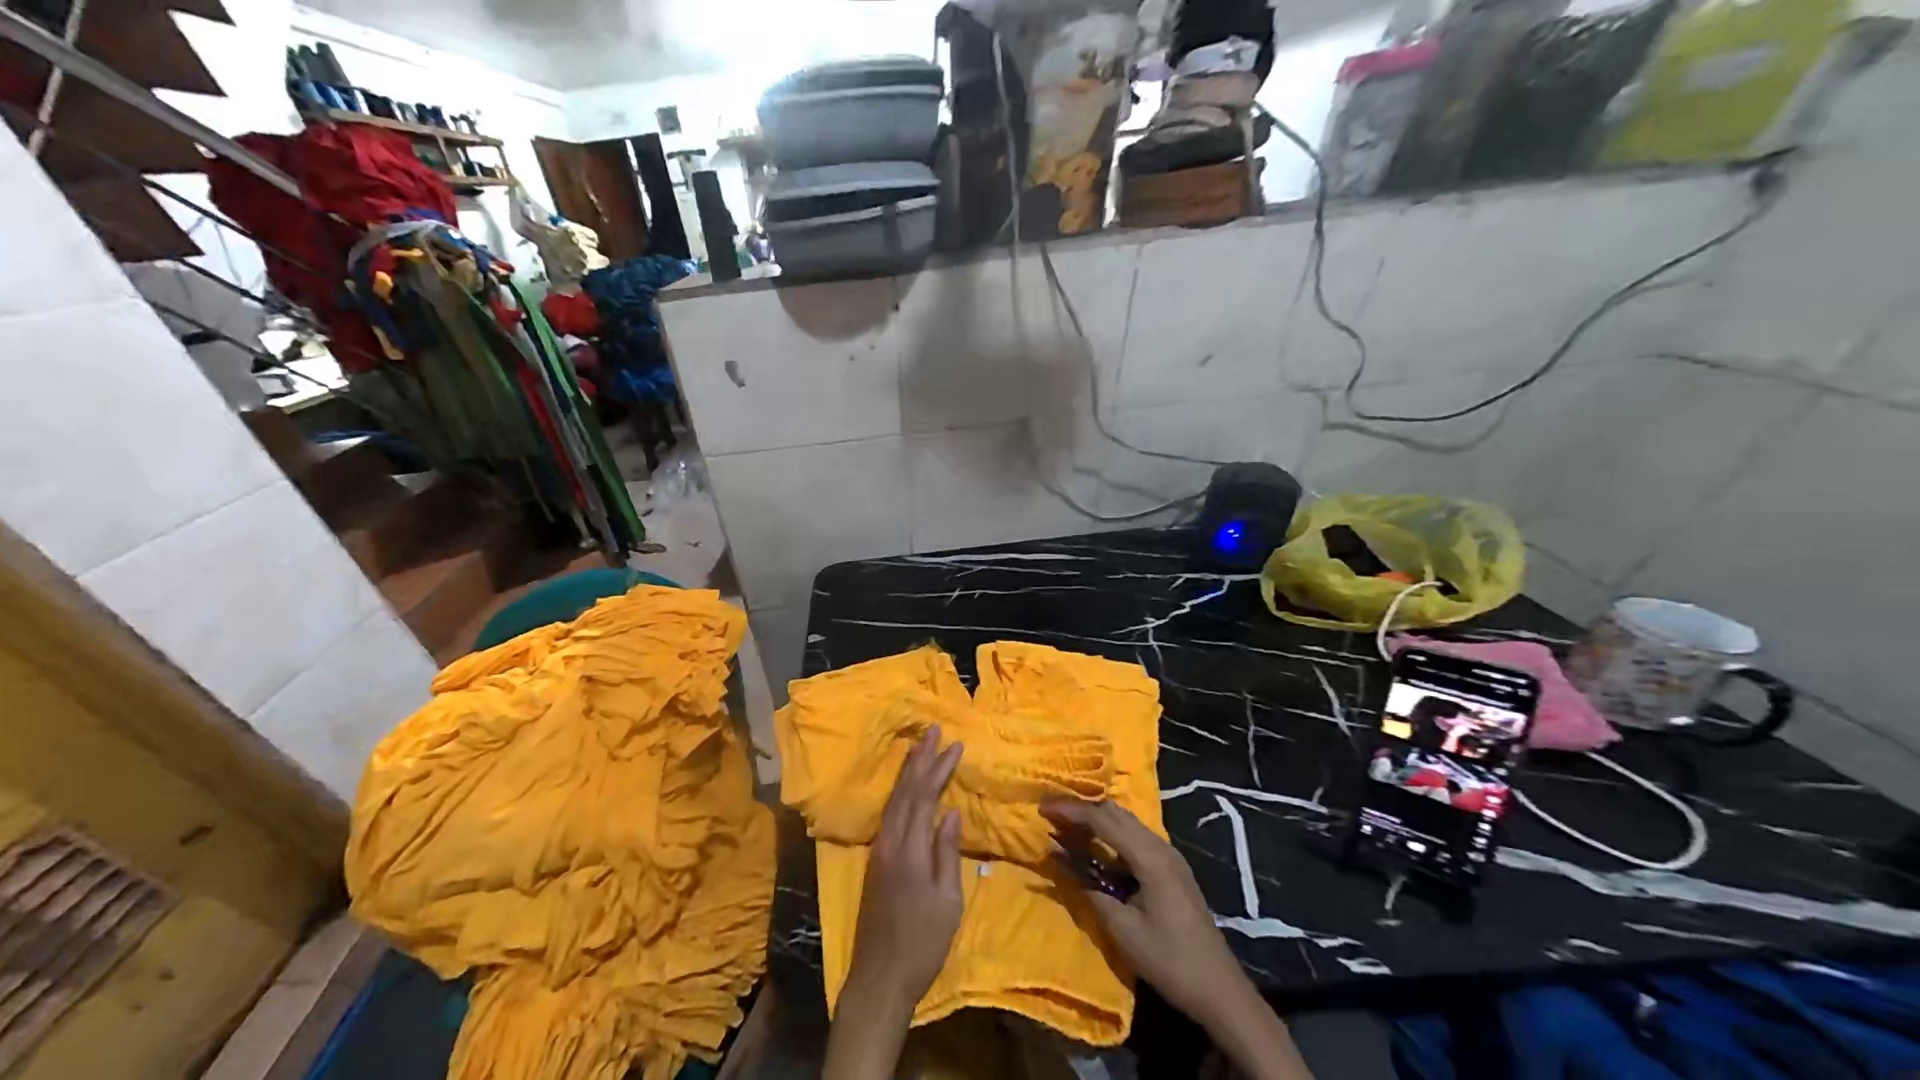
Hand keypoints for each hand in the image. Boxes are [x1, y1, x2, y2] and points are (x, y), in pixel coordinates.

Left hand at [825, 730, 963, 1079]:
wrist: (879, 977)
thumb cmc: (922, 942)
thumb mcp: (946, 901)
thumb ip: (946, 853)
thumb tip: (950, 811)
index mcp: (909, 849)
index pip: (925, 796)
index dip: (939, 768)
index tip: (956, 745)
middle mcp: (889, 842)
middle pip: (905, 791)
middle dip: (920, 758)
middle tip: (933, 730)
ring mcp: (879, 851)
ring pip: (894, 800)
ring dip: (907, 771)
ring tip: (919, 747)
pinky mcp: (875, 861)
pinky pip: (889, 813)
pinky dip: (900, 791)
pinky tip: (906, 787)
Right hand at [1042, 799, 1314, 1079]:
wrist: (1219, 989)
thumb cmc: (1168, 960)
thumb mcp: (1121, 928)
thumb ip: (1089, 888)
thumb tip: (1058, 857)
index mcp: (1150, 857)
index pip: (1103, 819)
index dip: (1071, 810)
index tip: (1042, 807)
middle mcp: (1162, 847)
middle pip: (1117, 813)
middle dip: (1082, 809)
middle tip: (1051, 814)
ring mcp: (1171, 857)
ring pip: (1128, 823)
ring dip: (1097, 820)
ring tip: (1068, 827)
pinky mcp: (1173, 869)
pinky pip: (1136, 837)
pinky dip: (1112, 834)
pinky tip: (1097, 847)